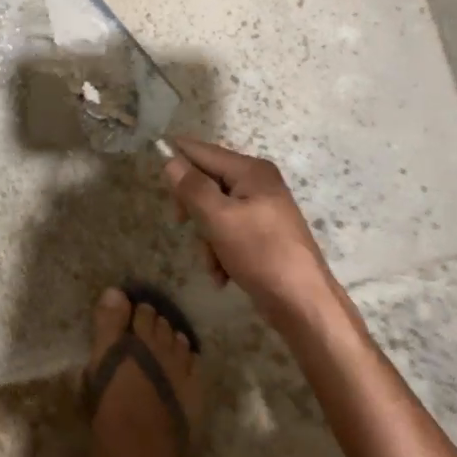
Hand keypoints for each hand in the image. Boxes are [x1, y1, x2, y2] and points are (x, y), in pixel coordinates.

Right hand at [162, 137, 333, 319]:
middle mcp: (258, 183)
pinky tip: (222, 273)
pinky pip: (230, 231)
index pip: (204, 152)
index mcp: (251, 171)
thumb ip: (193, 188)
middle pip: (209, 182)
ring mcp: (263, 210)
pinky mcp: (263, 235)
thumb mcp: (219, 219)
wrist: (303, 304)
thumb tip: (171, 161)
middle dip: (193, 207)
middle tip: (180, 222)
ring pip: (216, 211)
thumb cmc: (261, 254)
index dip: (178, 156)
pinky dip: (221, 250)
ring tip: (212, 262)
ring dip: (207, 237)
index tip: (153, 163)